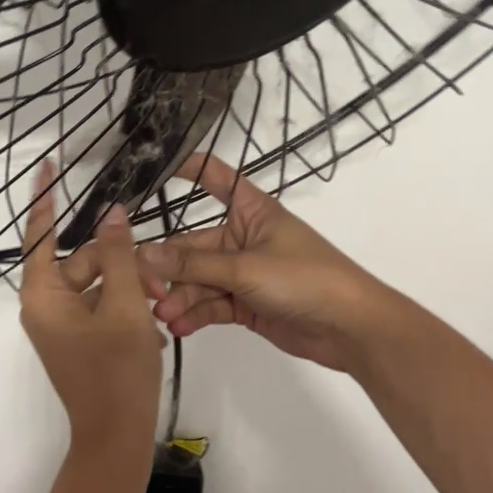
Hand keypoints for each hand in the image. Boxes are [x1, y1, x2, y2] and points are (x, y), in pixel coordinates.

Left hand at [20, 164, 164, 453]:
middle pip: (81, 262)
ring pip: (98, 285)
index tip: (47, 165)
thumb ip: (118, 258)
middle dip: (122, 266)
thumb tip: (111, 214)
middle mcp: (45, 306)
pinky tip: (152, 327)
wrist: (117, 435)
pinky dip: (127, 311)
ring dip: (131, 291)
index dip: (45, 199)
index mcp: (42, 296)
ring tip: (161, 309)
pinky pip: (102, 308)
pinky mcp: (79, 339)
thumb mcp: (124, 308)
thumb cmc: (116, 371)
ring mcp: (61, 325)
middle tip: (159, 285)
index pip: (41, 235)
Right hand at [138, 153, 410, 373]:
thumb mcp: (245, 269)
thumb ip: (191, 265)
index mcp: (251, 212)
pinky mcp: (244, 303)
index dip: (190, 168)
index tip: (156, 163)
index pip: (217, 179)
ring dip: (180, 297)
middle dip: (169, 269)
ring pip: (197, 280)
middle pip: (192, 246)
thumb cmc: (306, 279)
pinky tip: (179, 327)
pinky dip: (194, 314)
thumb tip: (141, 254)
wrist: (351, 329)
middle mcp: (243, 238)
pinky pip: (209, 304)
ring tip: (164, 316)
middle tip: (145, 288)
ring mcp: (243, 273)